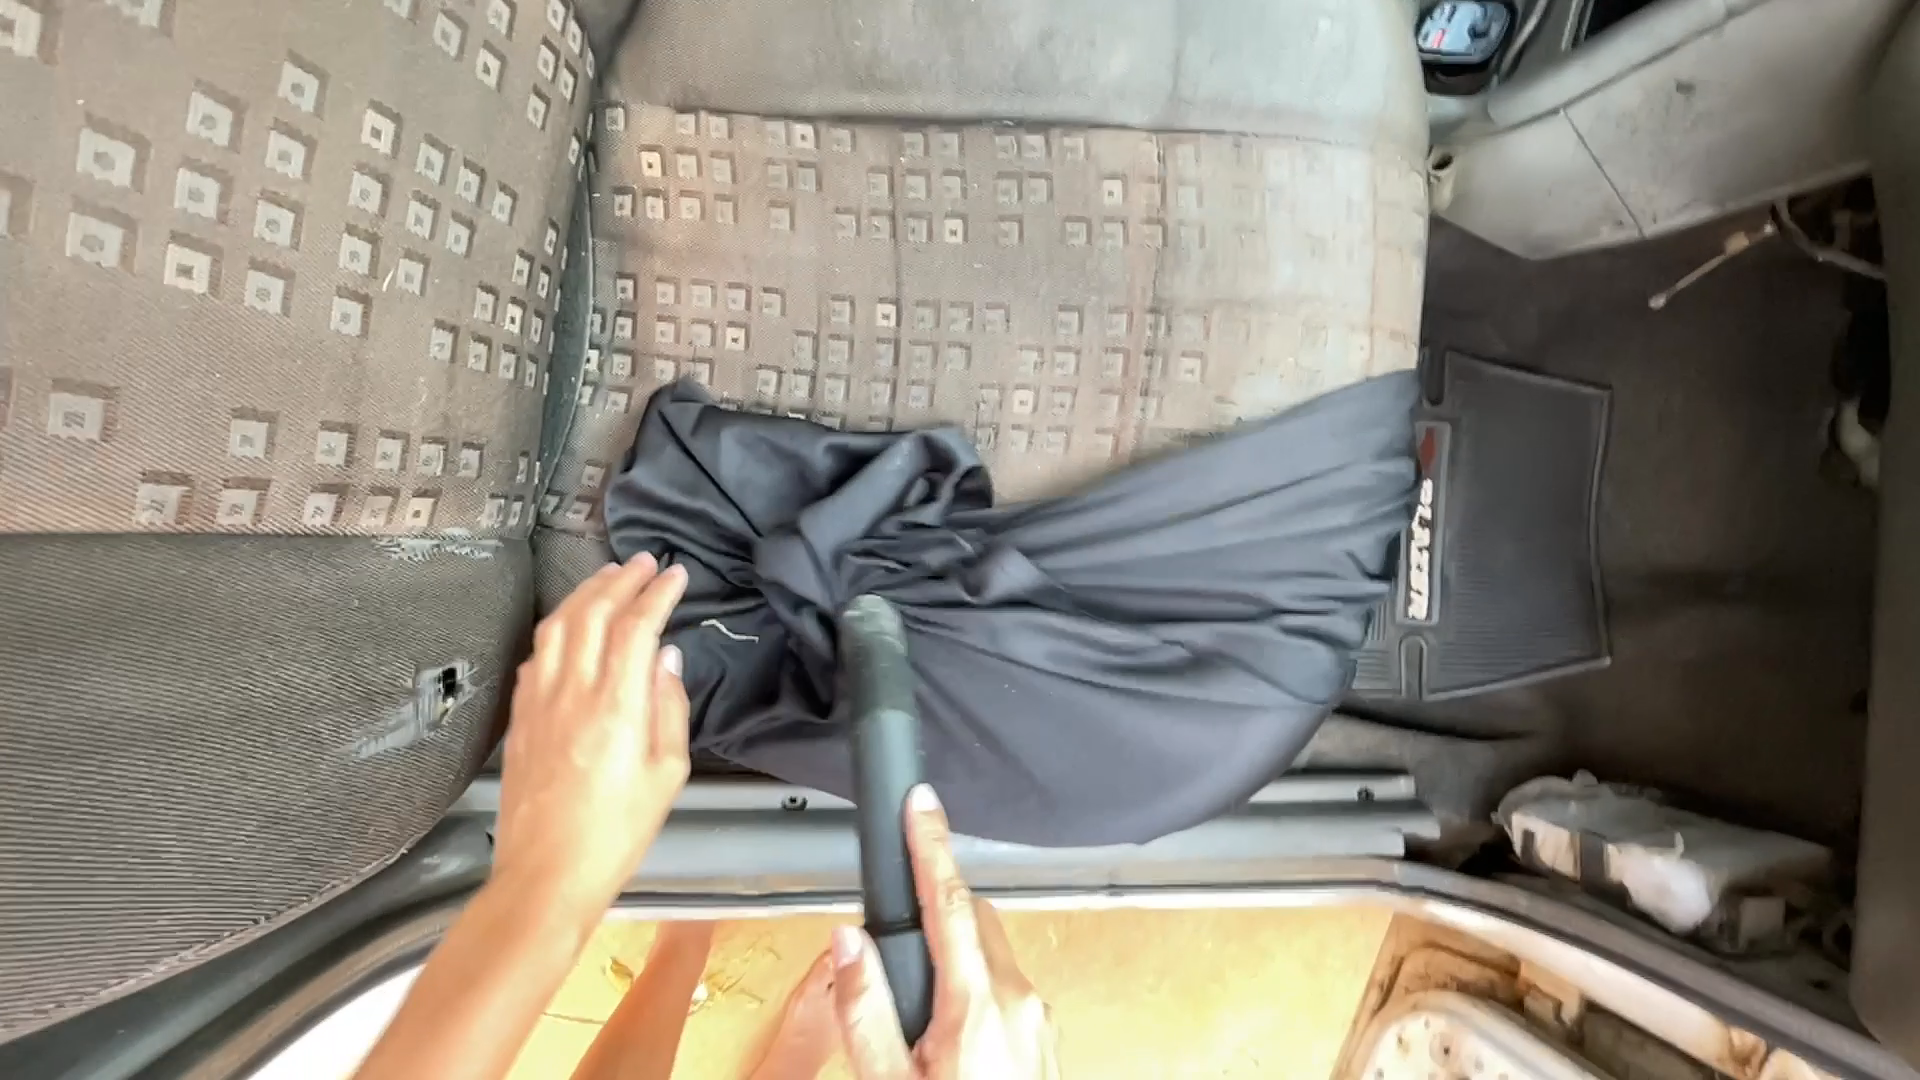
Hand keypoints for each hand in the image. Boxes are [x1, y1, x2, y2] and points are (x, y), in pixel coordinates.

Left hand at [494, 554, 690, 908]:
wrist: (546, 875)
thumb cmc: (619, 829)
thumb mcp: (667, 771)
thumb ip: (668, 706)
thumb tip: (666, 657)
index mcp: (616, 706)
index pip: (636, 628)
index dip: (658, 593)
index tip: (677, 573)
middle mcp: (572, 692)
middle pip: (592, 613)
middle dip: (622, 579)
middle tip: (647, 561)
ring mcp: (538, 702)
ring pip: (557, 626)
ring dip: (585, 593)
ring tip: (609, 575)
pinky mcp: (520, 717)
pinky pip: (536, 655)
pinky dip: (559, 626)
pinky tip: (571, 625)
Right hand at [827, 785, 1058, 1078]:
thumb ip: (866, 1009)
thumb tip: (850, 939)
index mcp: (976, 1005)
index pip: (949, 899)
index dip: (932, 842)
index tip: (922, 800)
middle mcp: (1017, 998)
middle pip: (972, 917)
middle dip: (938, 908)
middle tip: (901, 945)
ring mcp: (1037, 1016)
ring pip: (988, 949)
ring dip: (954, 951)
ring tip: (921, 1010)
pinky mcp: (1043, 1032)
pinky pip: (1003, 980)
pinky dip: (974, 980)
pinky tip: (950, 1029)